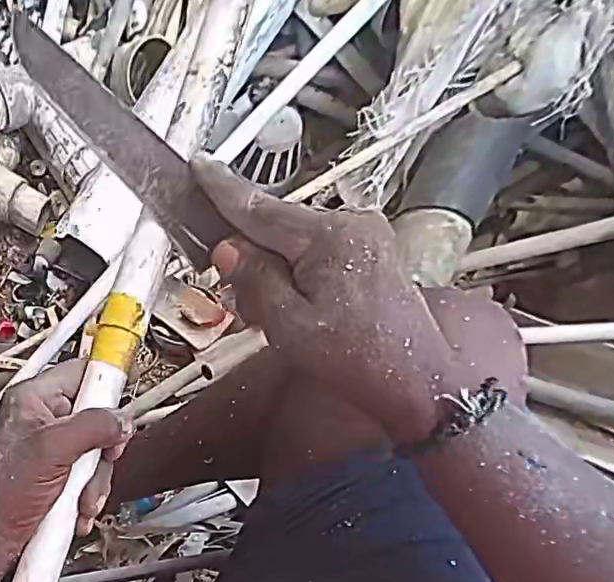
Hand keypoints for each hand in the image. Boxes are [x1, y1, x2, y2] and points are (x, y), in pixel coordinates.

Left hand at [0, 360, 132, 555]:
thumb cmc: (0, 495)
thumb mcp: (51, 449)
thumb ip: (91, 426)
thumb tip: (121, 419)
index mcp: (33, 399)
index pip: (81, 372)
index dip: (105, 384)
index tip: (122, 403)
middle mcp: (42, 420)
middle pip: (97, 418)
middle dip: (100, 453)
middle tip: (94, 467)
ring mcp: (50, 449)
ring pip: (95, 453)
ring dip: (94, 482)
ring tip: (80, 500)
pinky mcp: (57, 476)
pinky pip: (87, 478)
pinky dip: (87, 496)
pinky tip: (78, 510)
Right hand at [192, 156, 522, 442]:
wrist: (412, 379)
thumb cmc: (358, 357)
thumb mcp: (287, 325)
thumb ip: (255, 281)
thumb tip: (229, 250)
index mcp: (330, 237)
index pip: (261, 209)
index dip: (223, 190)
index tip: (201, 169)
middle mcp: (351, 226)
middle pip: (276, 230)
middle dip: (249, 261)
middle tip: (239, 303)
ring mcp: (363, 238)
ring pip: (293, 247)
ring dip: (272, 277)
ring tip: (275, 321)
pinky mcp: (367, 255)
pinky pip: (314, 257)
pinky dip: (293, 279)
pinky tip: (294, 312)